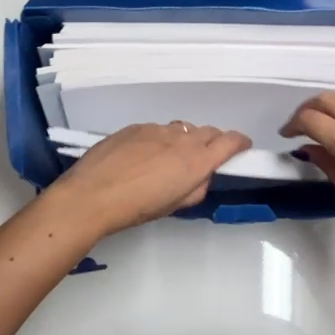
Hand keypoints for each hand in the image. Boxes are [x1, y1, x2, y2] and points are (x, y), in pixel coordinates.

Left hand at [45, 123, 251, 235]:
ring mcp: (156, 129)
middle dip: (213, 142)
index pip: (230, 141)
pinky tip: (144, 157)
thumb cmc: (137, 208)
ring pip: (181, 129)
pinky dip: (160, 140)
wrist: (92, 195)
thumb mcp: (174, 205)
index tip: (242, 148)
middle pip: (208, 132)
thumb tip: (202, 176)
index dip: (240, 143)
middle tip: (207, 157)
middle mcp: (181, 138)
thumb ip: (196, 188)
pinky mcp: (135, 127)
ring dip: (185, 140)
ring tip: (172, 159)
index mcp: (196, 160)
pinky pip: (157, 130)